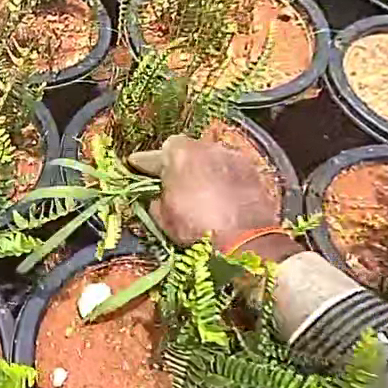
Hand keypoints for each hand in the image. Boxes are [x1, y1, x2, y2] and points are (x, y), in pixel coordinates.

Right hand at [128, 134, 302, 262]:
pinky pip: (228, 169)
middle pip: (184, 150)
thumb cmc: (196, 228)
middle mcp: (205, 147)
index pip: (153, 155)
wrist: (245, 240)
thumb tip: (157, 196)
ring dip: (201, 169)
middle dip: (176, 164)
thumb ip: (155, 199)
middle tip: (171, 181)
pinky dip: (222, 178)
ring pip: (208, 157)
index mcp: (178, 154)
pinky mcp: (252, 169)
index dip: (143, 164)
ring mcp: (231, 155)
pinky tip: (220, 195)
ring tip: (199, 190)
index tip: (136, 168)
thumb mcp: (162, 217)